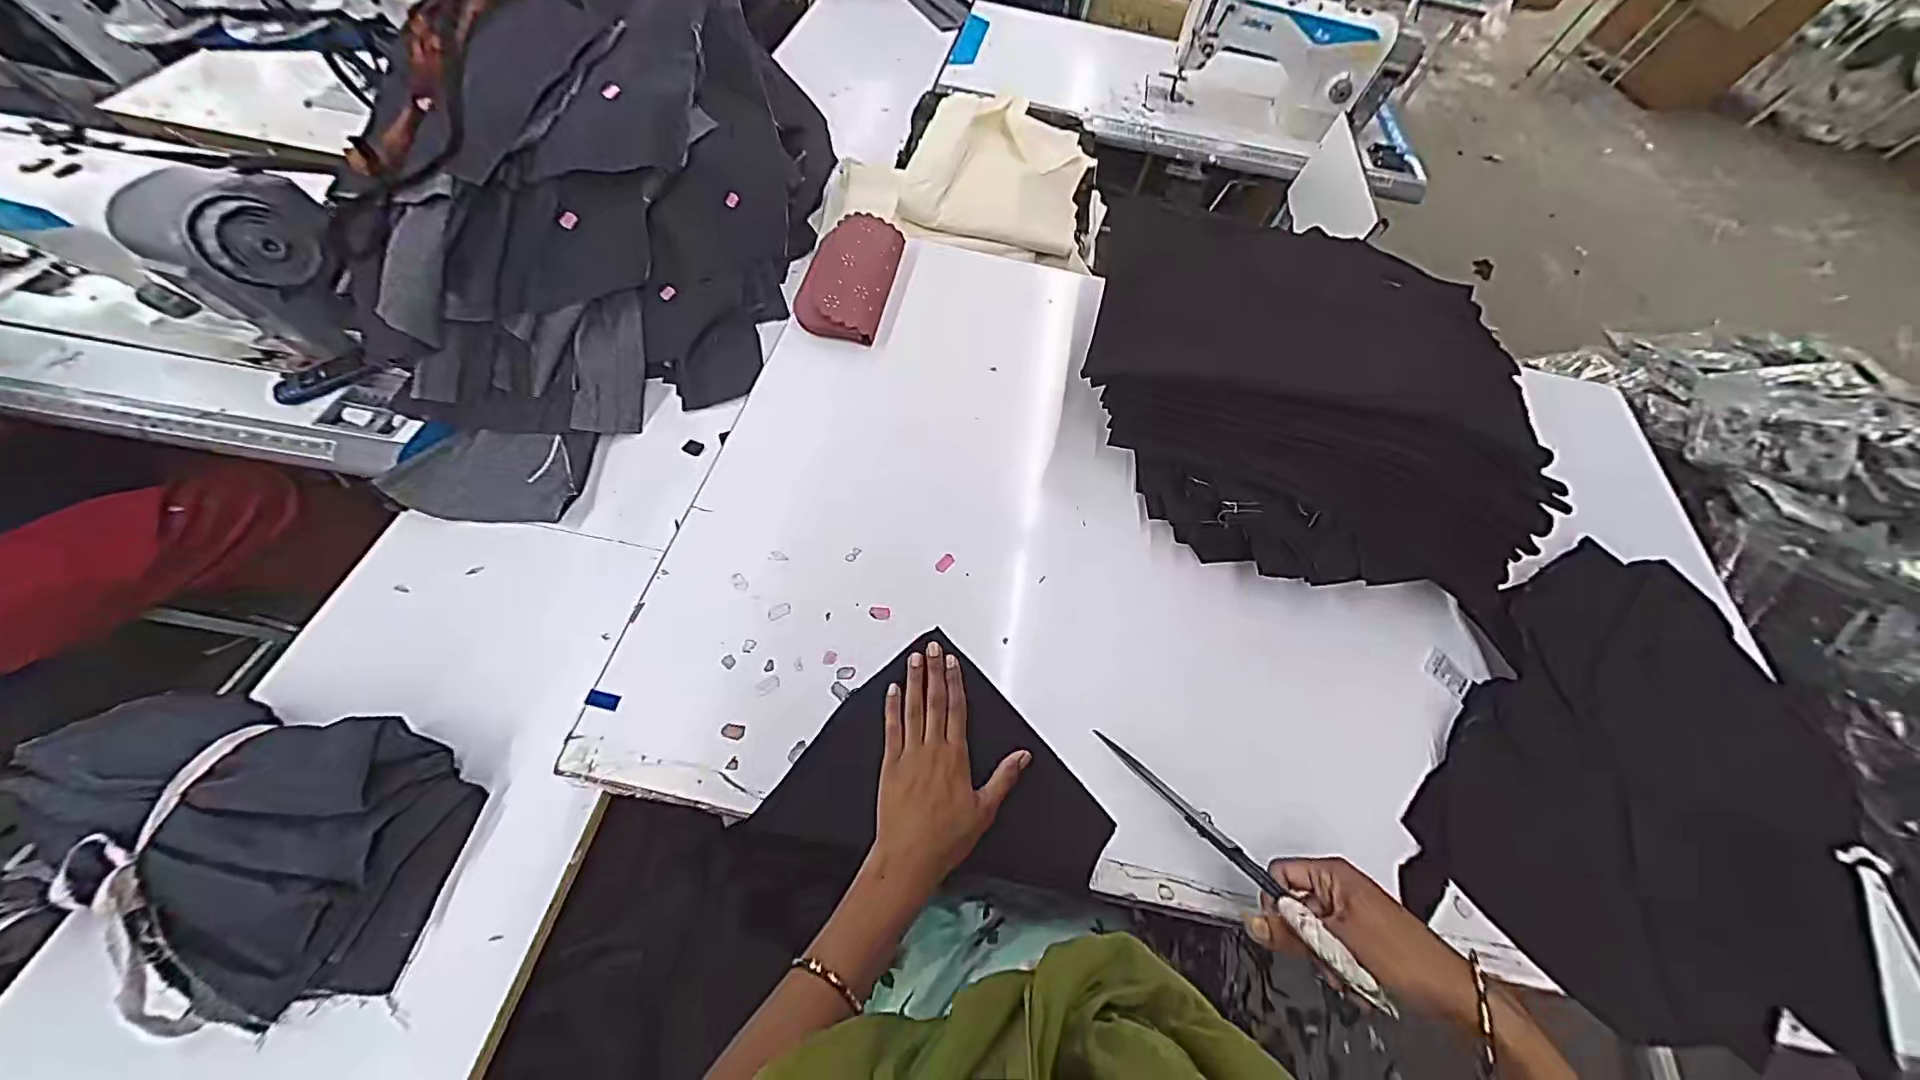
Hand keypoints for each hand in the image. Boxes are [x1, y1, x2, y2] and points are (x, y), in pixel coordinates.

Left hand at [866, 641, 1028, 896]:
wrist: (908, 857)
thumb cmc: (945, 838)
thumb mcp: (984, 809)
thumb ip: (1004, 778)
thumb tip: (1021, 757)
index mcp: (955, 757)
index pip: (956, 709)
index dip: (954, 682)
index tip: (952, 663)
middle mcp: (931, 750)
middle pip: (934, 701)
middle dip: (933, 672)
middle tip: (931, 649)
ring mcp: (908, 755)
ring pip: (912, 709)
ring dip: (913, 682)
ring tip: (913, 660)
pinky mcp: (890, 765)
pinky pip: (891, 729)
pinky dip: (891, 708)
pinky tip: (891, 692)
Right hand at [1245, 856, 1475, 1026]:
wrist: (1454, 997)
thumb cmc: (1410, 960)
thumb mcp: (1336, 944)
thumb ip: (1289, 932)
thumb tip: (1255, 920)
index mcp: (1333, 874)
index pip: (1278, 875)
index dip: (1275, 905)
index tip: (1284, 929)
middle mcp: (1342, 889)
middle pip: (1295, 908)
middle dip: (1306, 940)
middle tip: (1326, 955)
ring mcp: (1353, 915)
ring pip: (1313, 935)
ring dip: (1324, 961)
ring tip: (1348, 972)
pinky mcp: (1362, 940)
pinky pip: (1332, 951)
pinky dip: (1340, 970)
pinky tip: (1359, 981)